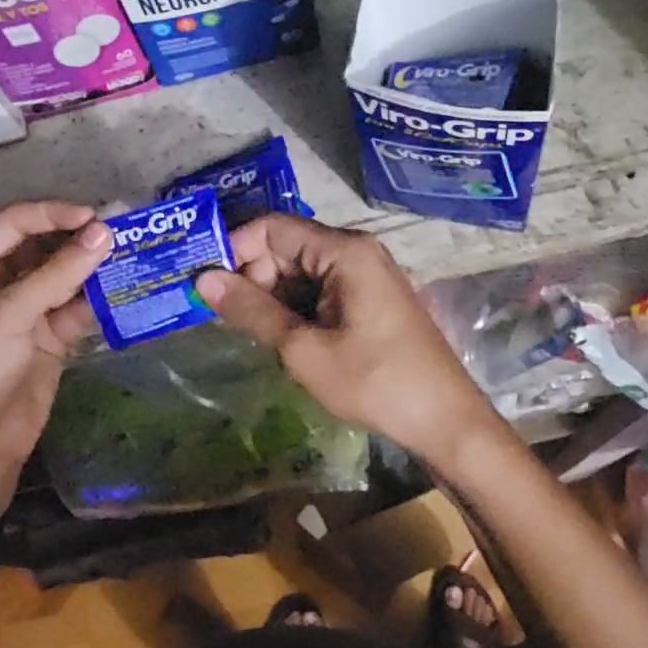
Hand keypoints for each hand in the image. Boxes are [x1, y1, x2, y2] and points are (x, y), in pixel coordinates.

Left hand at [0, 202, 112, 529]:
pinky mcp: (50, 339)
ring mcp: (26, 313)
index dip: (52, 215)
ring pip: (66, 276)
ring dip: (95, 267)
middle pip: (43, 247)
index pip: (14, 225)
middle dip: (79, 238)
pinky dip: (102, 299)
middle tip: (124, 231)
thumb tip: (104, 232)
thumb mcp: (6, 318)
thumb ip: (57, 274)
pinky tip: (129, 289)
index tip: (94, 217)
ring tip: (134, 254)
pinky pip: (79, 308)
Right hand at [193, 216, 503, 470]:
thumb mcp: (304, 349)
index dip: (235, 249)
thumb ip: (252, 310)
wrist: (445, 419)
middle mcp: (356, 250)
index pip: (272, 227)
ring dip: (273, 296)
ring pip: (301, 270)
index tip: (206, 284)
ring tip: (252, 333)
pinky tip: (284, 339)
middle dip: (253, 276)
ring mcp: (366, 274)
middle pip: (286, 246)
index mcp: (345, 251)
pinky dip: (296, 308)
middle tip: (228, 318)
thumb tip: (202, 279)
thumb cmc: (375, 382)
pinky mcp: (370, 298)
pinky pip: (320, 289)